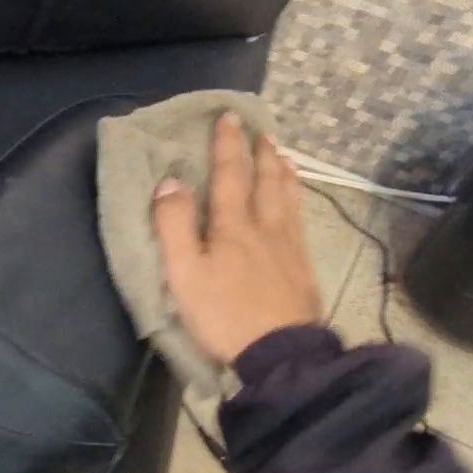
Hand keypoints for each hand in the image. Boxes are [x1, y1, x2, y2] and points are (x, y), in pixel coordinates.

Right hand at [152, 116, 323, 364]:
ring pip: (288, 200)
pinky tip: (297, 207)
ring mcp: (289, 250)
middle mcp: (265, 229)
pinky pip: (300, 223)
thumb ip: (174, 225)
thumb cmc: (223, 313)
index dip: (227, 145)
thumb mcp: (184, 272)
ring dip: (283, 174)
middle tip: (262, 131)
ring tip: (284, 157)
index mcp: (233, 226)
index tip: (229, 117)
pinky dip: (297, 203)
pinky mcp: (303, 271)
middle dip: (261, 154)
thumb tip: (170, 181)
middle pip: (266, 182)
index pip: (230, 175)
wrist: (280, 355)